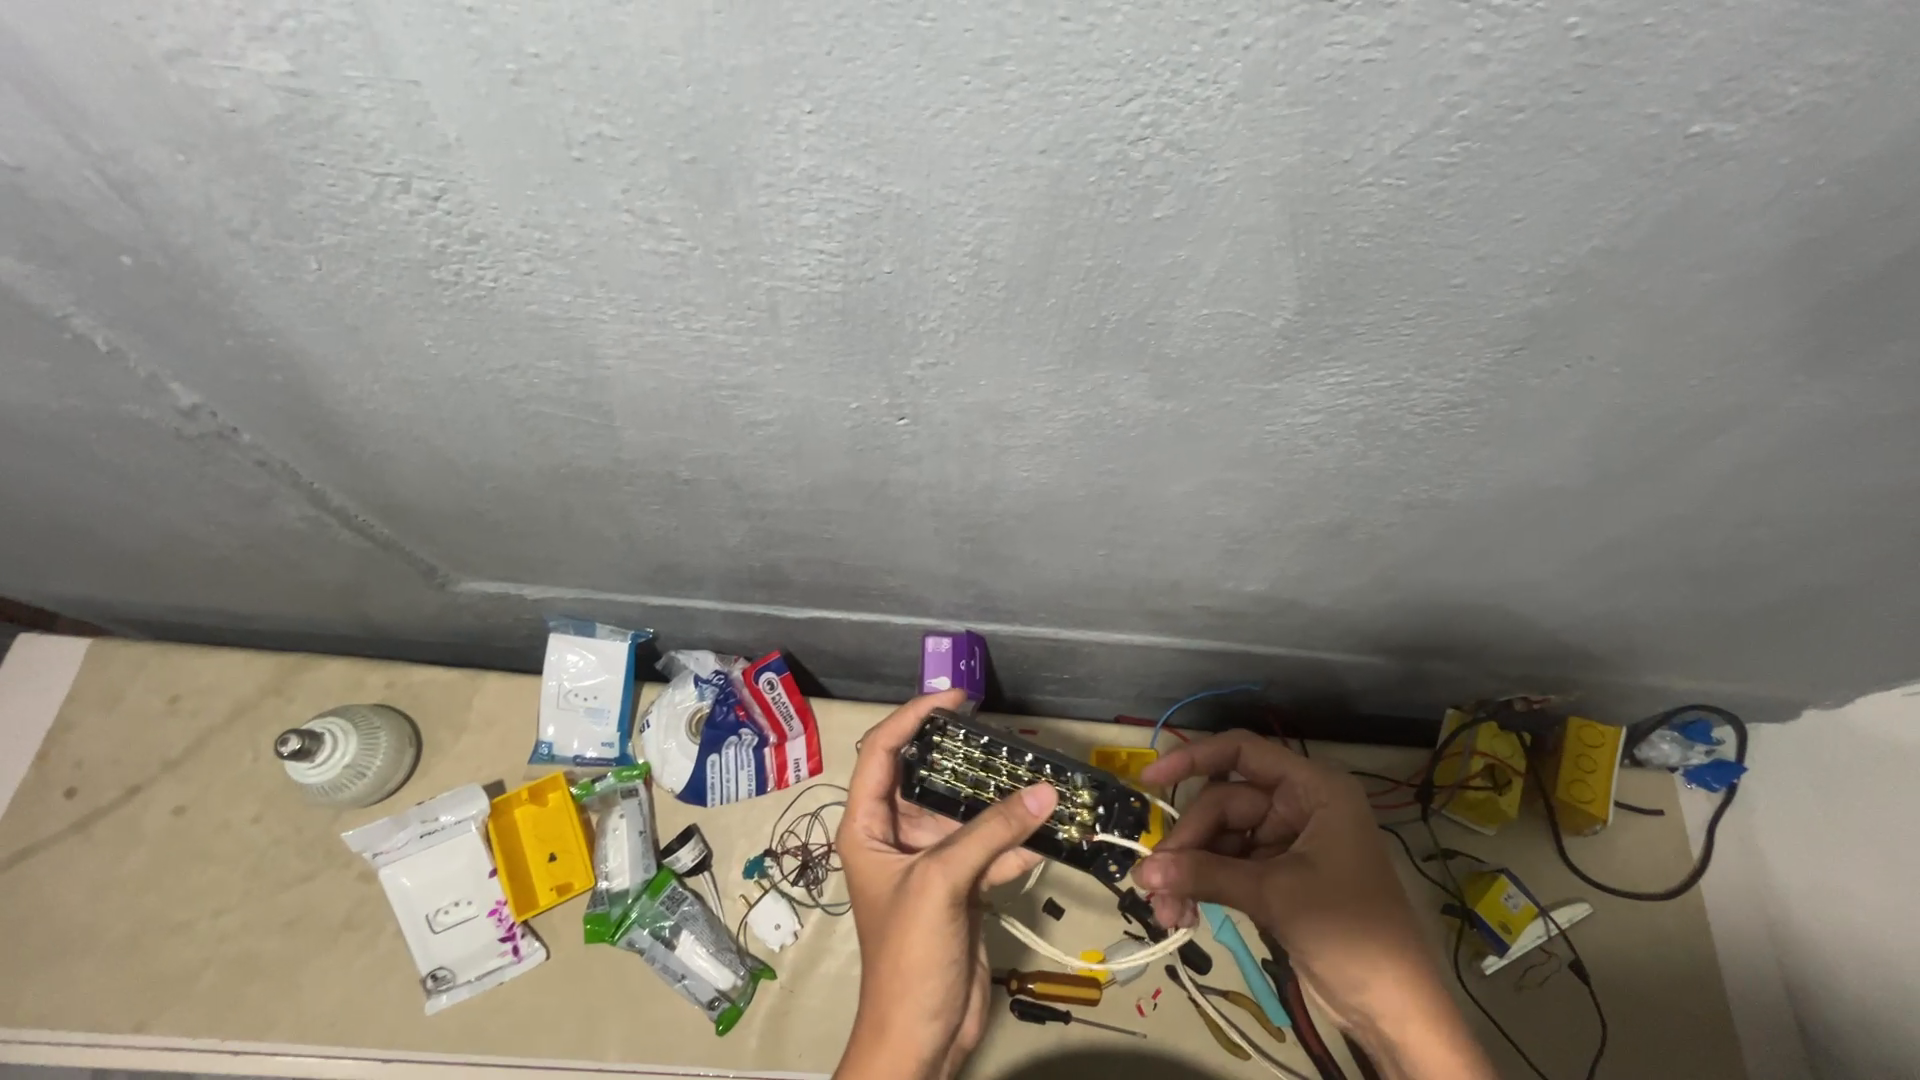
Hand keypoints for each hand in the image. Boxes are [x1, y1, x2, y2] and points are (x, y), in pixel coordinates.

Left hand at [832, 691, 1057, 1079]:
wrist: (920, 1036)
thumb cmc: (909, 955)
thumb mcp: (943, 882)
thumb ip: (991, 833)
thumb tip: (1044, 792)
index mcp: (868, 825)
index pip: (882, 751)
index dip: (913, 717)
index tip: (956, 697)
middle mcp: (895, 835)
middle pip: (928, 778)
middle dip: (963, 758)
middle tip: (1004, 737)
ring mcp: (929, 861)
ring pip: (964, 815)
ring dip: (998, 805)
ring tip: (1035, 782)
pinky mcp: (959, 887)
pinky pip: (987, 851)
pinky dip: (1012, 846)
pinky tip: (1042, 841)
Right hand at [1133, 732, 1494, 1077]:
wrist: (1395, 1009)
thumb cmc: (1350, 931)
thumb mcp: (1275, 894)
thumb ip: (1206, 874)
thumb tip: (1143, 872)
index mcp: (1312, 789)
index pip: (1242, 752)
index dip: (1192, 758)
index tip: (1150, 781)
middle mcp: (1298, 806)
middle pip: (1223, 804)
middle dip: (1188, 843)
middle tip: (1154, 881)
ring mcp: (1286, 842)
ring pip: (1220, 838)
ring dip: (1189, 870)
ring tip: (1164, 912)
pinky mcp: (1277, 876)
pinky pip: (1227, 866)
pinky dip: (1203, 886)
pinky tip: (1181, 915)